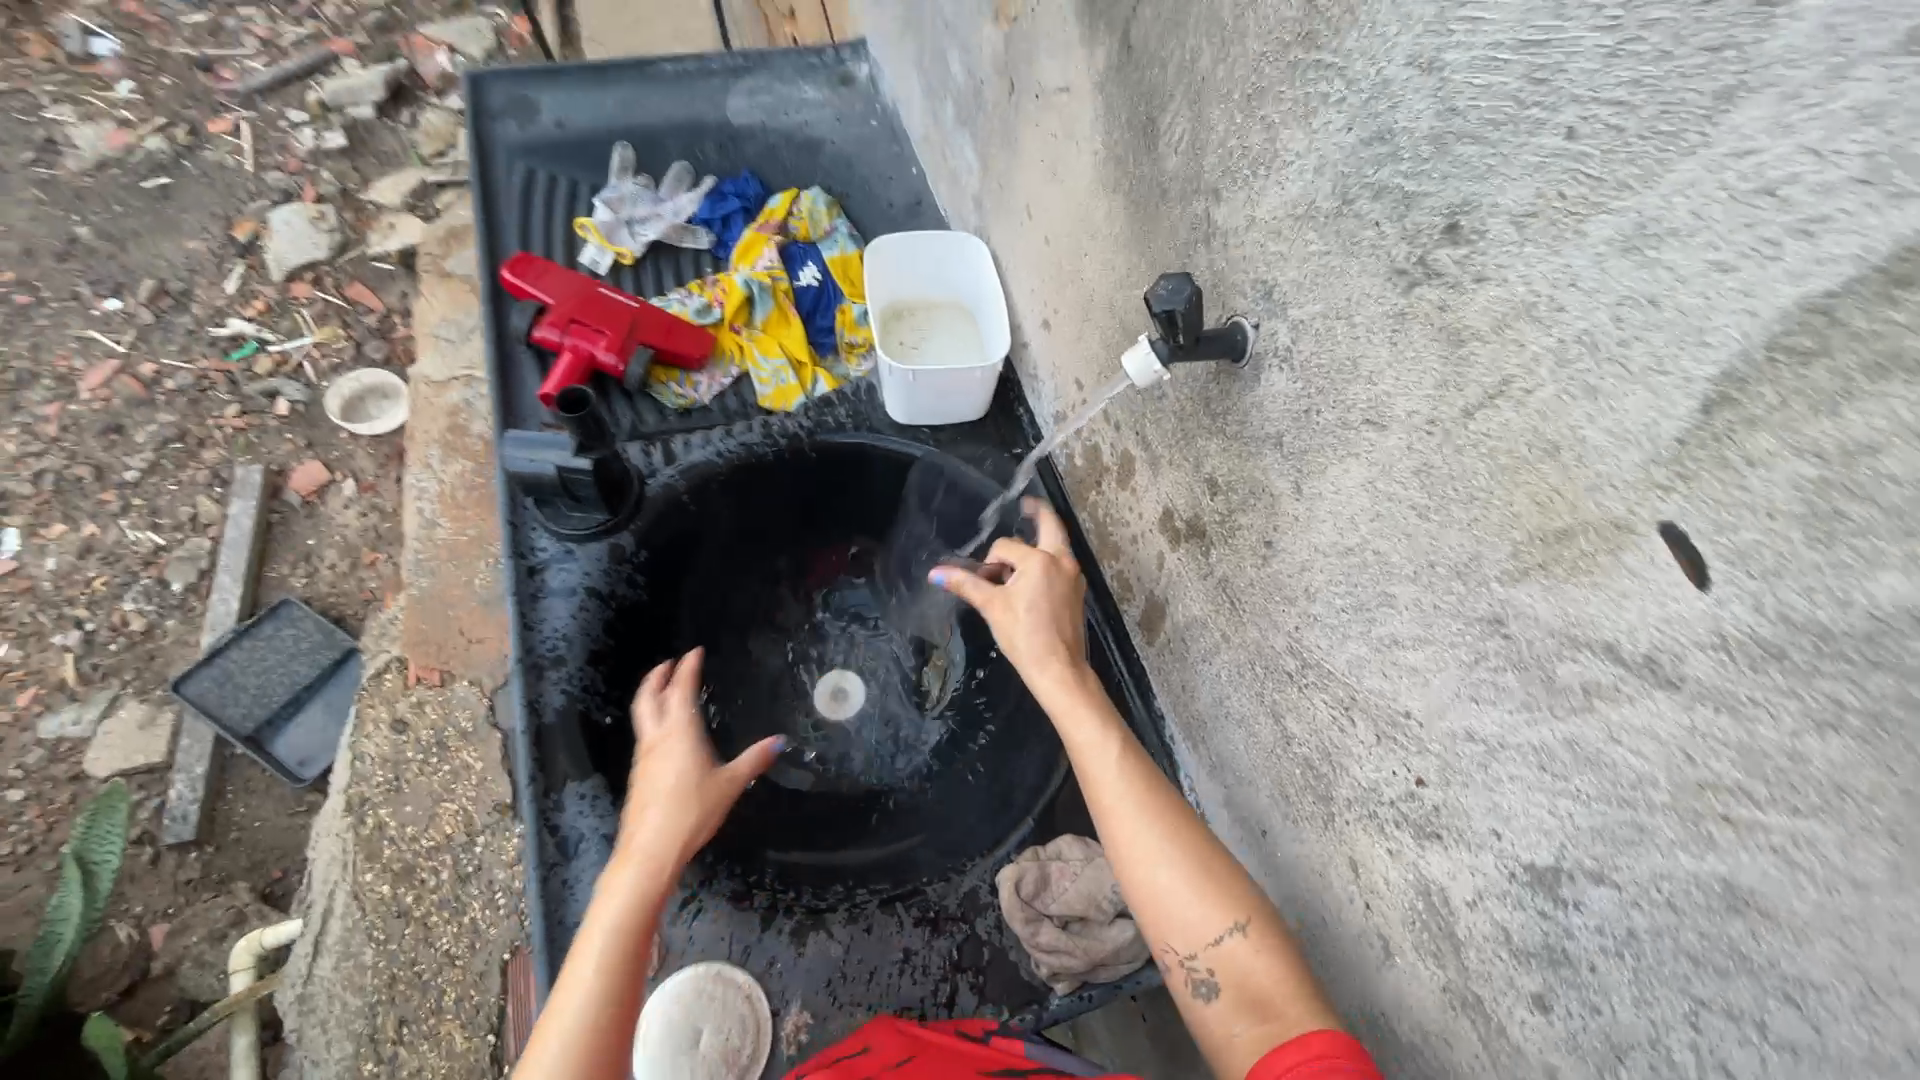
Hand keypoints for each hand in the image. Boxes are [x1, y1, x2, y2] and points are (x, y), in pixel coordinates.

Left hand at [615, 647, 782, 871]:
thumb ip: (754, 760)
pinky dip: (653, 721)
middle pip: (649, 697)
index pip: (681, 689)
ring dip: (652, 697)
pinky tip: (665, 734)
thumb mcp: (731, 785)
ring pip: (643, 716)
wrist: (650, 849)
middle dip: (657, 676)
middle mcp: (657, 738)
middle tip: (668, 663)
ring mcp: (643, 757)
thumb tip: (779, 741)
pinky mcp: (639, 775)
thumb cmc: (693, 811)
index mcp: (680, 732)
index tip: (694, 652)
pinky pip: (644, 736)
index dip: (687, 668)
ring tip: (665, 692)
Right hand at [930, 498, 1089, 689]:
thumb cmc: (1023, 636)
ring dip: (1040, 542)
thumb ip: (965, 583)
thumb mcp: (991, 607)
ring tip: (1022, 551)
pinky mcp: (1077, 591)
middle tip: (1026, 504)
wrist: (1058, 667)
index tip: (986, 580)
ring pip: (1057, 546)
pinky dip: (1047, 561)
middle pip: (1050, 525)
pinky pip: (1061, 565)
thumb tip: (935, 573)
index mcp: (1040, 559)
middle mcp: (1062, 560)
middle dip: (1037, 513)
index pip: (1007, 546)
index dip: (991, 560)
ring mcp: (1073, 575)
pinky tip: (1032, 578)